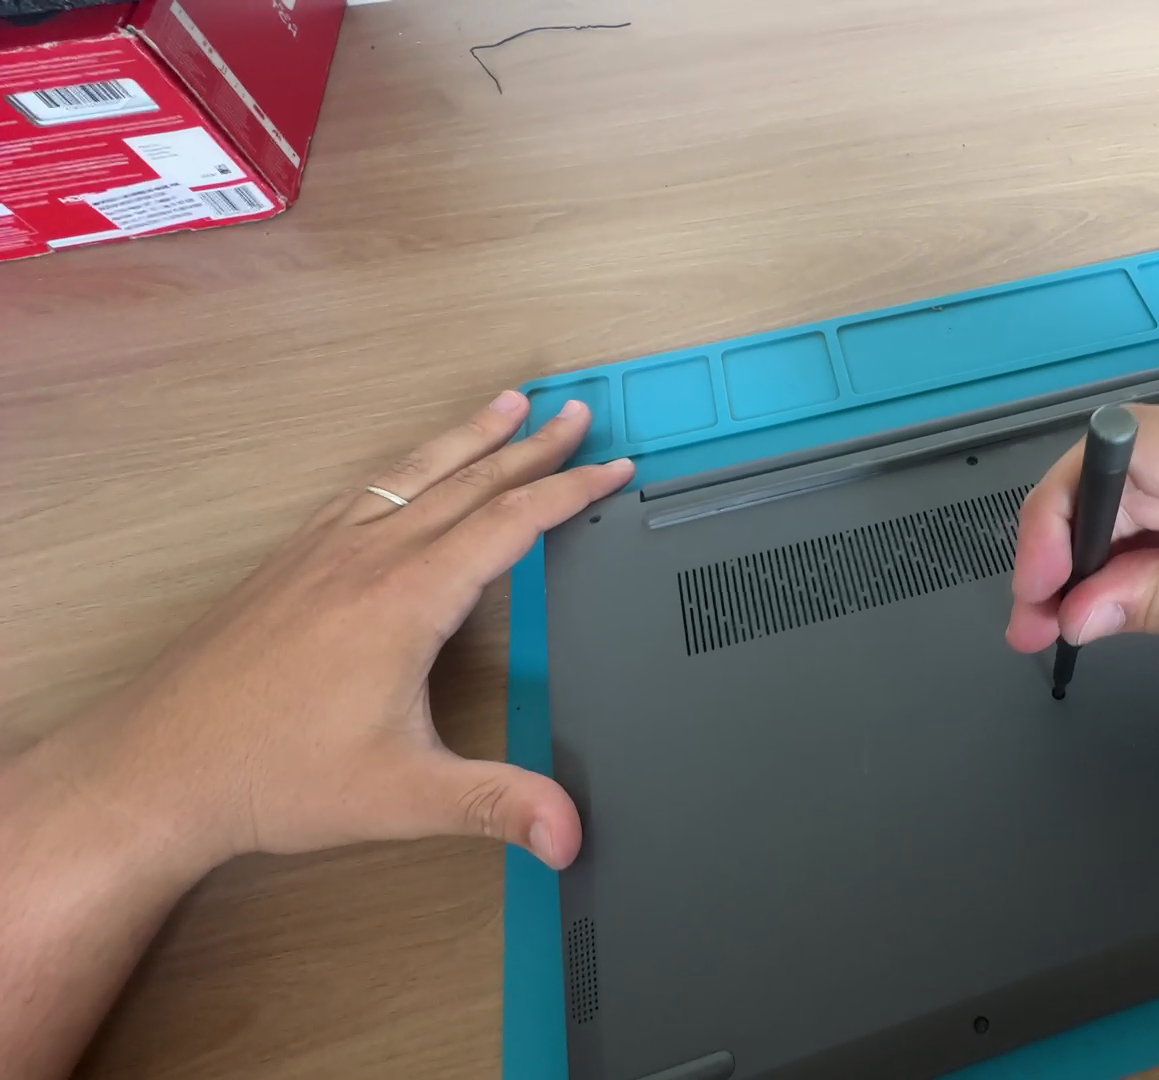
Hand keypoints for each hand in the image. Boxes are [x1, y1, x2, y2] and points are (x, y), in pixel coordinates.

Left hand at [37, 390, 631, 873]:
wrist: (136, 779)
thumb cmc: (271, 778)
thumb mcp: (403, 797)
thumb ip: (498, 805)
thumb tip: (571, 834)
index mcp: (409, 597)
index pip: (512, 521)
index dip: (572, 490)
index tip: (614, 468)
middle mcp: (370, 556)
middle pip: (472, 479)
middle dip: (535, 445)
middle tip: (577, 414)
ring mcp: (326, 551)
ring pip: (416, 470)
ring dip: (472, 434)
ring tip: (509, 403)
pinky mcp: (294, 560)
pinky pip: (369, 487)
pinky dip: (413, 461)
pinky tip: (418, 461)